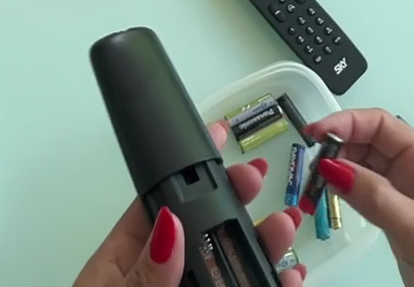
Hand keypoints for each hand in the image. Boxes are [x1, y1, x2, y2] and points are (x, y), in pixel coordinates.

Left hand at [73, 121, 306, 286]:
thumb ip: (145, 277)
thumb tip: (170, 229)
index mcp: (123, 264)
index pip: (161, 204)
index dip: (193, 172)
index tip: (219, 141)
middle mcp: (158, 281)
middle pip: (203, 233)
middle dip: (236, 206)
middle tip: (263, 182)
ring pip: (228, 271)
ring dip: (261, 250)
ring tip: (285, 228)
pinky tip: (290, 282)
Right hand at [305, 109, 413, 286]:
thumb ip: (375, 197)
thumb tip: (331, 165)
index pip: (382, 125)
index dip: (348, 122)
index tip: (316, 133)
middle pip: (370, 141)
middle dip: (339, 145)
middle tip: (311, 162)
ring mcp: (406, 195)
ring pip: (364, 165)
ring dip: (338, 167)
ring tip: (315, 179)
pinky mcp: (397, 217)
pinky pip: (365, 191)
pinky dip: (345, 189)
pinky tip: (330, 193)